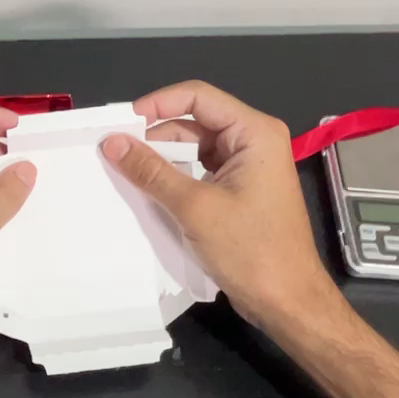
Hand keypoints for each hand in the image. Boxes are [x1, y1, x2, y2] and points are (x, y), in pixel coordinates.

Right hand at [100, 80, 343, 329]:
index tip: (122, 125)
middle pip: (193, 123)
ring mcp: (246, 169)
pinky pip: (199, 173)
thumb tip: (112, 142)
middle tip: (115, 154)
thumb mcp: (194, 207)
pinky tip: (147, 193)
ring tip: (125, 173)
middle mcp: (252, 142)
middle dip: (155, 136)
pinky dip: (174, 180)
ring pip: (193, 150)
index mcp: (254, 133)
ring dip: (162, 161)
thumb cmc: (249, 249)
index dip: (157, 104)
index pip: (197, 97)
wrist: (285, 300)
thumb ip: (151, 171)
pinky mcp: (237, 193)